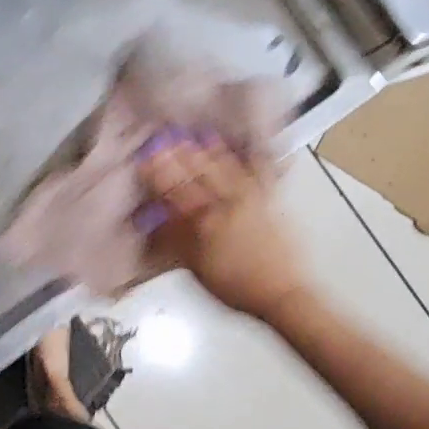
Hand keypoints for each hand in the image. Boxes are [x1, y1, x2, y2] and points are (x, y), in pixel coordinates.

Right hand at [137, 133, 306, 316]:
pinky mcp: (272, 201)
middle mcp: (227, 203)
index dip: (158, 172)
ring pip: (227, 169)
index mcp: (205, 221)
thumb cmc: (236, 286)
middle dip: (181, 155)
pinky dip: (251, 159)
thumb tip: (152, 221)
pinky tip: (245, 148)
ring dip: (210, 151)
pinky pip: (260, 174)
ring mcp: (252, 199)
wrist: (283, 293)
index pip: (175, 190)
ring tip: (199, 134)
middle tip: (166, 136)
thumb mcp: (195, 267)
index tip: (145, 156)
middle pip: (199, 174)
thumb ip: (173, 240)